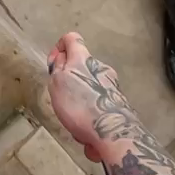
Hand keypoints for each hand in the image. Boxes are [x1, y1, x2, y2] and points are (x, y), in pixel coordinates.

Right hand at [46, 32, 133, 162]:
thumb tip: (63, 61)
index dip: (59, 48)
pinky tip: (89, 136)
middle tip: (62, 100)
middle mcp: (101, 69)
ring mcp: (113, 89)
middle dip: (70, 84)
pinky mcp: (120, 108)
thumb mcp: (57, 83)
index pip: (71, 38)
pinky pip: (99, 109)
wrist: (114, 135)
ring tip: (76, 125)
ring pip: (90, 91)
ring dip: (80, 104)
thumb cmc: (80, 105)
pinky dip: (92, 119)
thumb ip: (57, 68)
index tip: (53, 66)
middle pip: (81, 68)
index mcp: (84, 59)